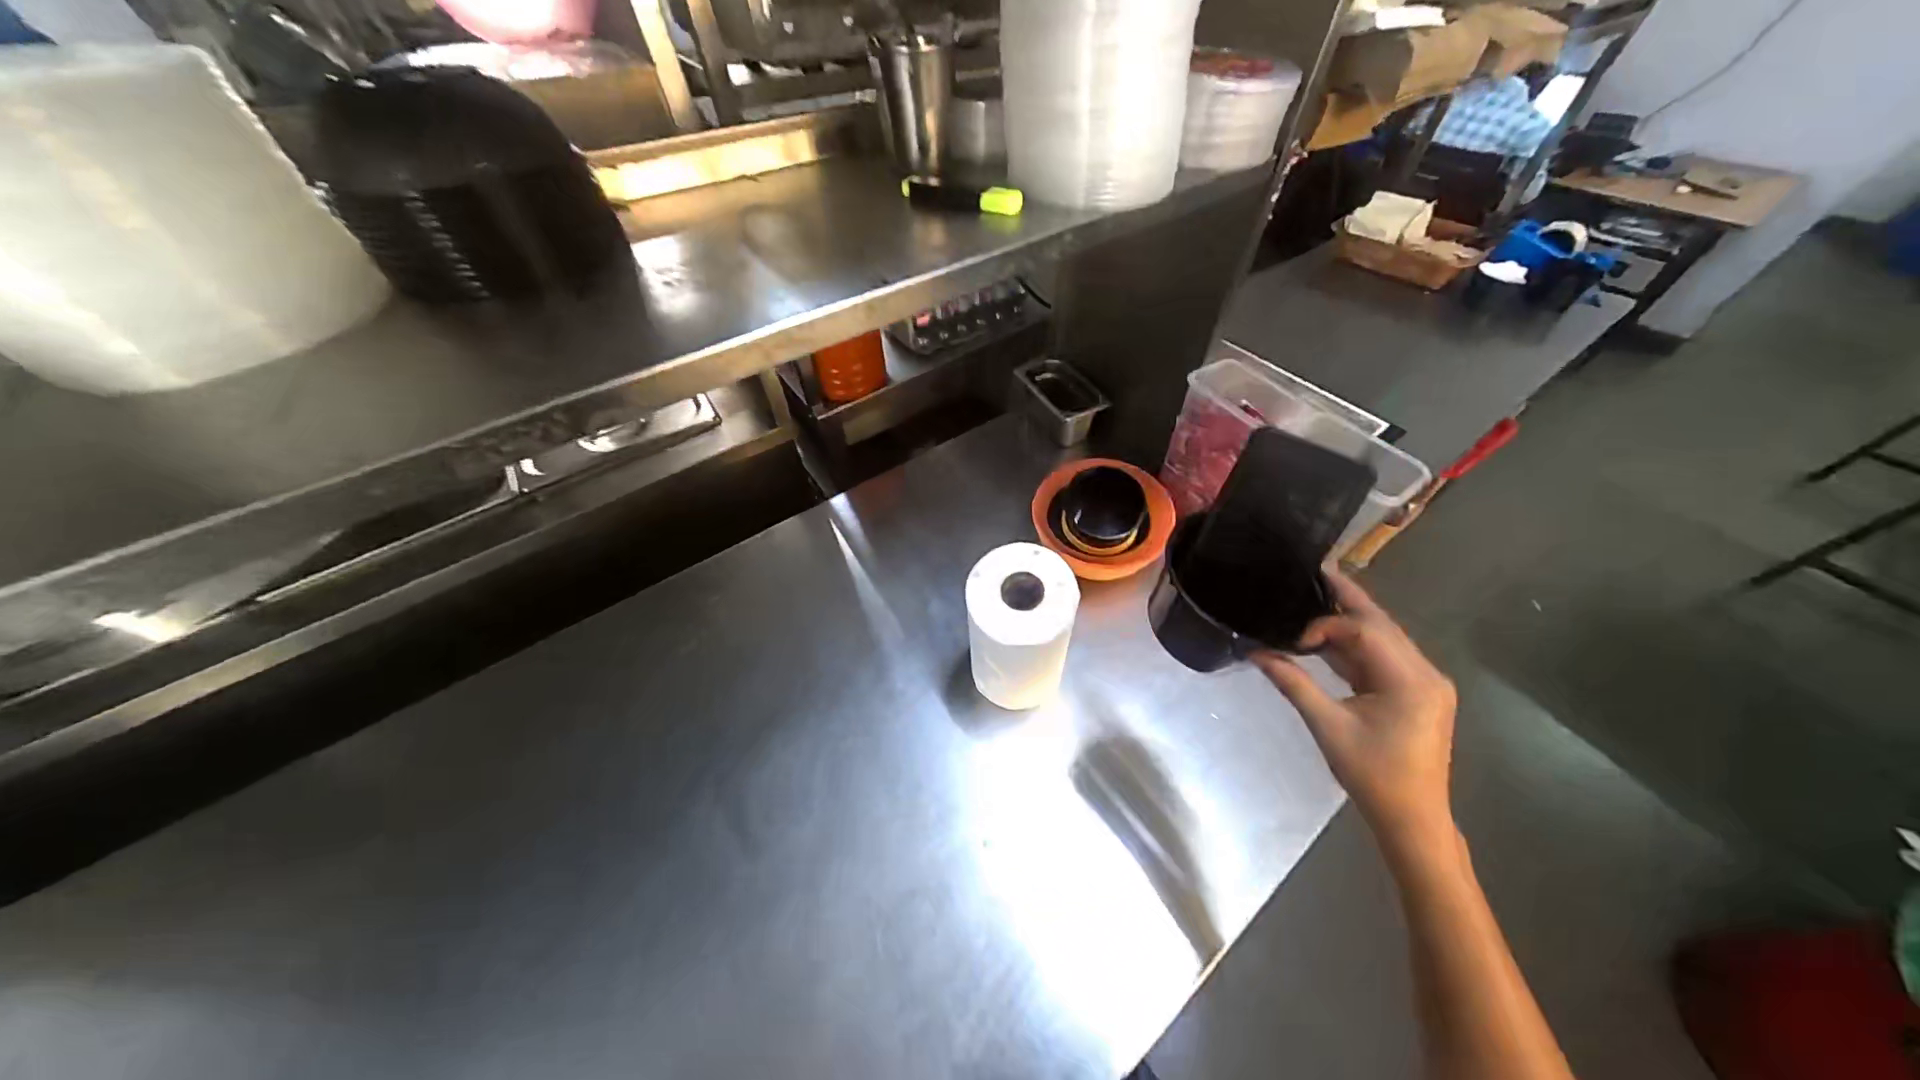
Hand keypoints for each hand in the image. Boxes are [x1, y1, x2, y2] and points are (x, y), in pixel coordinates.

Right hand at [1254, 570, 1457, 859]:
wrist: (1413, 818)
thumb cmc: (1372, 774)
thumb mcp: (1327, 726)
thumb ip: (1293, 683)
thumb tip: (1256, 652)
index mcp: (1411, 680)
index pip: (1365, 631)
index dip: (1325, 626)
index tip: (1292, 642)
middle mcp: (1426, 673)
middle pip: (1382, 625)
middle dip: (1346, 600)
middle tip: (1315, 572)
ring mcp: (1425, 683)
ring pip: (1384, 640)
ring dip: (1350, 624)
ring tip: (1316, 598)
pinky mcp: (1418, 694)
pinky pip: (1384, 659)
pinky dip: (1356, 648)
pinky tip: (1328, 639)